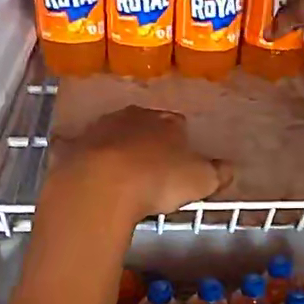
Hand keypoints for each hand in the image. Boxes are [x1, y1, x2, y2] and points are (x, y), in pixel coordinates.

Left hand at [44, 106, 231, 220]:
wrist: (101, 185)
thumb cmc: (157, 180)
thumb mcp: (200, 180)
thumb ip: (217, 173)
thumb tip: (232, 168)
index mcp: (165, 122)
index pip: (177, 124)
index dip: (180, 139)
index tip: (182, 154)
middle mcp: (130, 118)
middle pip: (142, 124)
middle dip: (146, 138)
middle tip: (151, 162)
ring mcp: (97, 131)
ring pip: (110, 134)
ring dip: (115, 147)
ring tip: (121, 171)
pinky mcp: (71, 149)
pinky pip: (78, 150)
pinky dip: (81, 158)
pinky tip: (84, 172)